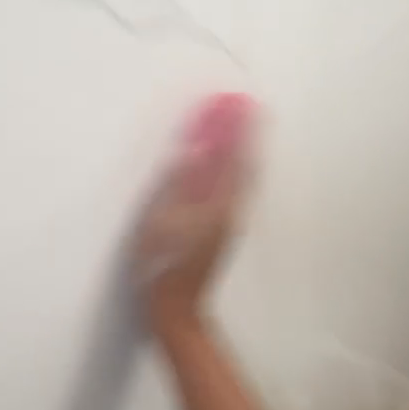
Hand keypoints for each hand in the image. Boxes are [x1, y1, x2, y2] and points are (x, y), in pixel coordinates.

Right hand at [135, 95, 254, 331]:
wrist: (176, 308)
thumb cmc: (161, 268)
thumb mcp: (160, 224)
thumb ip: (178, 185)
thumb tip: (195, 151)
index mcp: (214, 204)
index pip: (227, 156)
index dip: (230, 127)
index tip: (235, 101)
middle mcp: (228, 209)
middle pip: (242, 162)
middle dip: (244, 132)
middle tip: (248, 105)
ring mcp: (229, 220)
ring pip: (244, 176)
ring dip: (245, 147)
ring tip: (248, 124)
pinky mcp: (224, 228)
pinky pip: (239, 189)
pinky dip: (240, 167)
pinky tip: (237, 164)